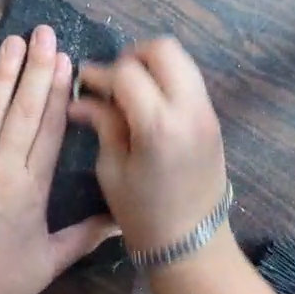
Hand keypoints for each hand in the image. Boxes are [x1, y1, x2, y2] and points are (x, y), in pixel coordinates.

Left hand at [0, 26, 118, 293]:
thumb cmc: (1, 281)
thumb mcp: (50, 263)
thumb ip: (84, 237)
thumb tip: (119, 221)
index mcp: (32, 189)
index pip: (49, 131)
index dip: (59, 93)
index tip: (66, 61)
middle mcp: (2, 170)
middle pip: (22, 112)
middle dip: (35, 70)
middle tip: (44, 33)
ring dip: (2, 75)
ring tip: (13, 42)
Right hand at [67, 38, 228, 254]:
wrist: (193, 243)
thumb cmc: (143, 214)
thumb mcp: (112, 170)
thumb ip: (103, 125)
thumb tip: (81, 100)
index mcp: (159, 125)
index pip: (127, 73)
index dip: (100, 73)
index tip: (83, 82)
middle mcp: (189, 109)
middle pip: (164, 50)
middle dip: (132, 56)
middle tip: (112, 80)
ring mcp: (207, 112)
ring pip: (182, 60)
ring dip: (152, 66)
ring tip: (128, 90)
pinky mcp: (213, 119)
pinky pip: (189, 80)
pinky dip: (167, 80)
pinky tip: (147, 104)